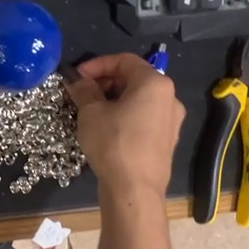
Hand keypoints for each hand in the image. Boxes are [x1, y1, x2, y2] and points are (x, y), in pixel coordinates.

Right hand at [65, 53, 184, 199]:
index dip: (97, 64)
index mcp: (154, 83)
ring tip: (91, 111)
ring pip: (139, 99)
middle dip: (105, 82)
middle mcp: (169, 97)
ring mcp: (171, 120)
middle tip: (82, 94)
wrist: (134, 187)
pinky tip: (107, 128)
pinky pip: (144, 117)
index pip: (124, 60)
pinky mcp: (167, 139)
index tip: (77, 77)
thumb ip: (84, 90)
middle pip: (134, 78)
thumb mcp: (91, 112)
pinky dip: (124, 115)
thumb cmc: (113, 142)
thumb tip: (78, 81)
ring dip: (114, 99)